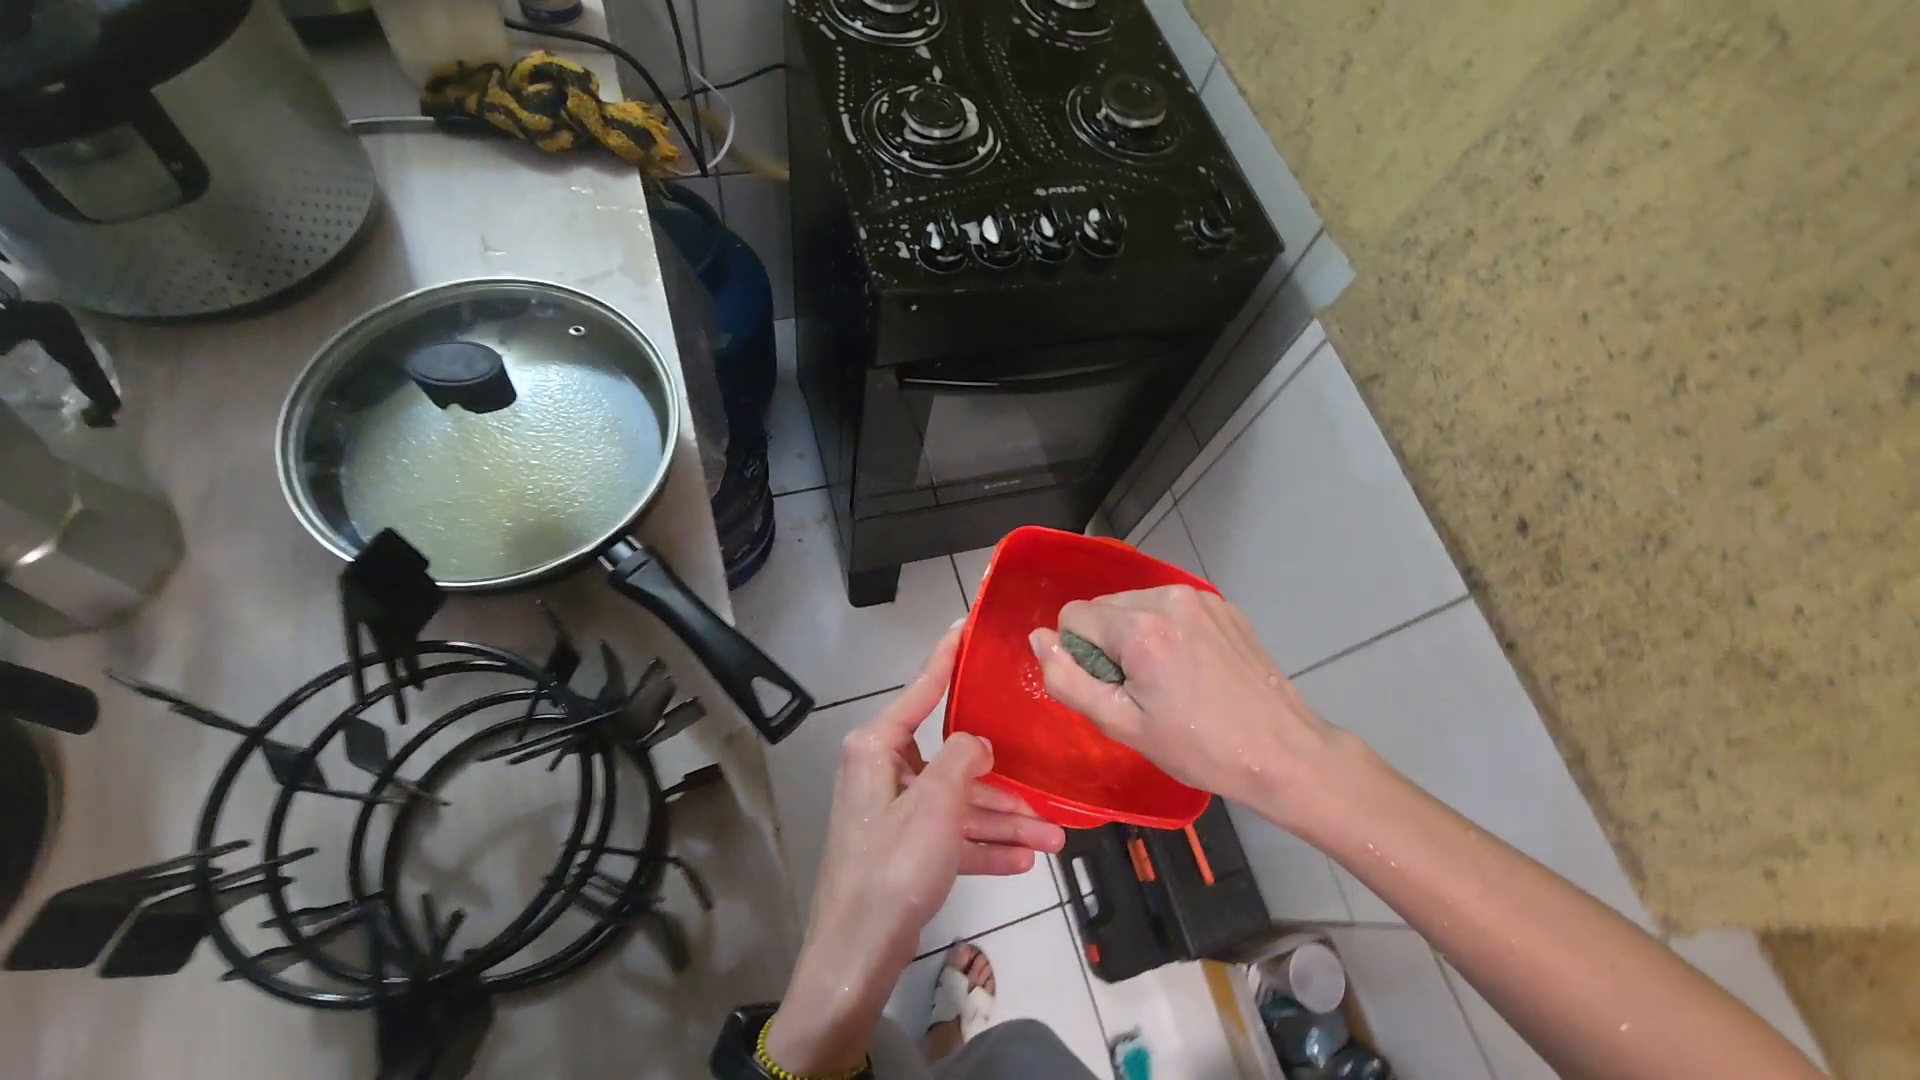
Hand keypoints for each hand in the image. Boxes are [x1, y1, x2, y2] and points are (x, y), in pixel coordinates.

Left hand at [765, 624, 1066, 1074]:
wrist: (856, 956)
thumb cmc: (892, 869)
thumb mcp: (937, 806)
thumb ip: (965, 758)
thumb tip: (979, 742)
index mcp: (879, 748)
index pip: (922, 690)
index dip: (949, 657)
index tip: (968, 625)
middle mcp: (885, 771)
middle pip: (955, 760)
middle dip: (1003, 783)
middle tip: (1048, 791)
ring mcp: (895, 812)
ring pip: (959, 804)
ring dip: (1004, 822)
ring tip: (1054, 840)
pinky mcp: (905, 848)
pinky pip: (952, 836)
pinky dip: (984, 847)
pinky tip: (1025, 861)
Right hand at [1030, 585, 1348, 830]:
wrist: (1282, 753)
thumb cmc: (1198, 748)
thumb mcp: (1121, 725)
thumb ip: (1067, 679)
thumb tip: (1041, 639)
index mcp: (1142, 627)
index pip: (1074, 616)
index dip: (1080, 656)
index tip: (1112, 691)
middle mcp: (1170, 598)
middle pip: (1104, 607)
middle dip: (1107, 643)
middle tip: (1140, 691)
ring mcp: (1202, 599)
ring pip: (1135, 605)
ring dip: (1135, 636)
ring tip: (1168, 681)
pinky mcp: (1223, 606)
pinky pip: (1170, 609)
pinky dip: (1167, 632)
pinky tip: (1192, 669)